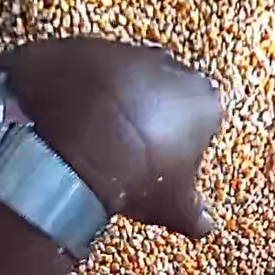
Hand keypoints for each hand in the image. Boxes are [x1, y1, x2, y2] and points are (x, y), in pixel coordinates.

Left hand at [0, 38, 222, 237]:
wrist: (81, 140)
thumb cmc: (140, 174)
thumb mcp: (173, 206)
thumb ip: (193, 214)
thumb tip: (205, 227)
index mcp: (205, 103)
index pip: (205, 123)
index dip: (185, 147)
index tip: (167, 169)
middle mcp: (171, 66)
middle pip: (167, 93)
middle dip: (152, 118)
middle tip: (132, 156)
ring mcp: (125, 52)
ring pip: (126, 79)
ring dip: (114, 104)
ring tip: (96, 142)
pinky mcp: (82, 47)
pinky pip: (85, 72)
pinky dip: (80, 93)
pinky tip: (69, 123)